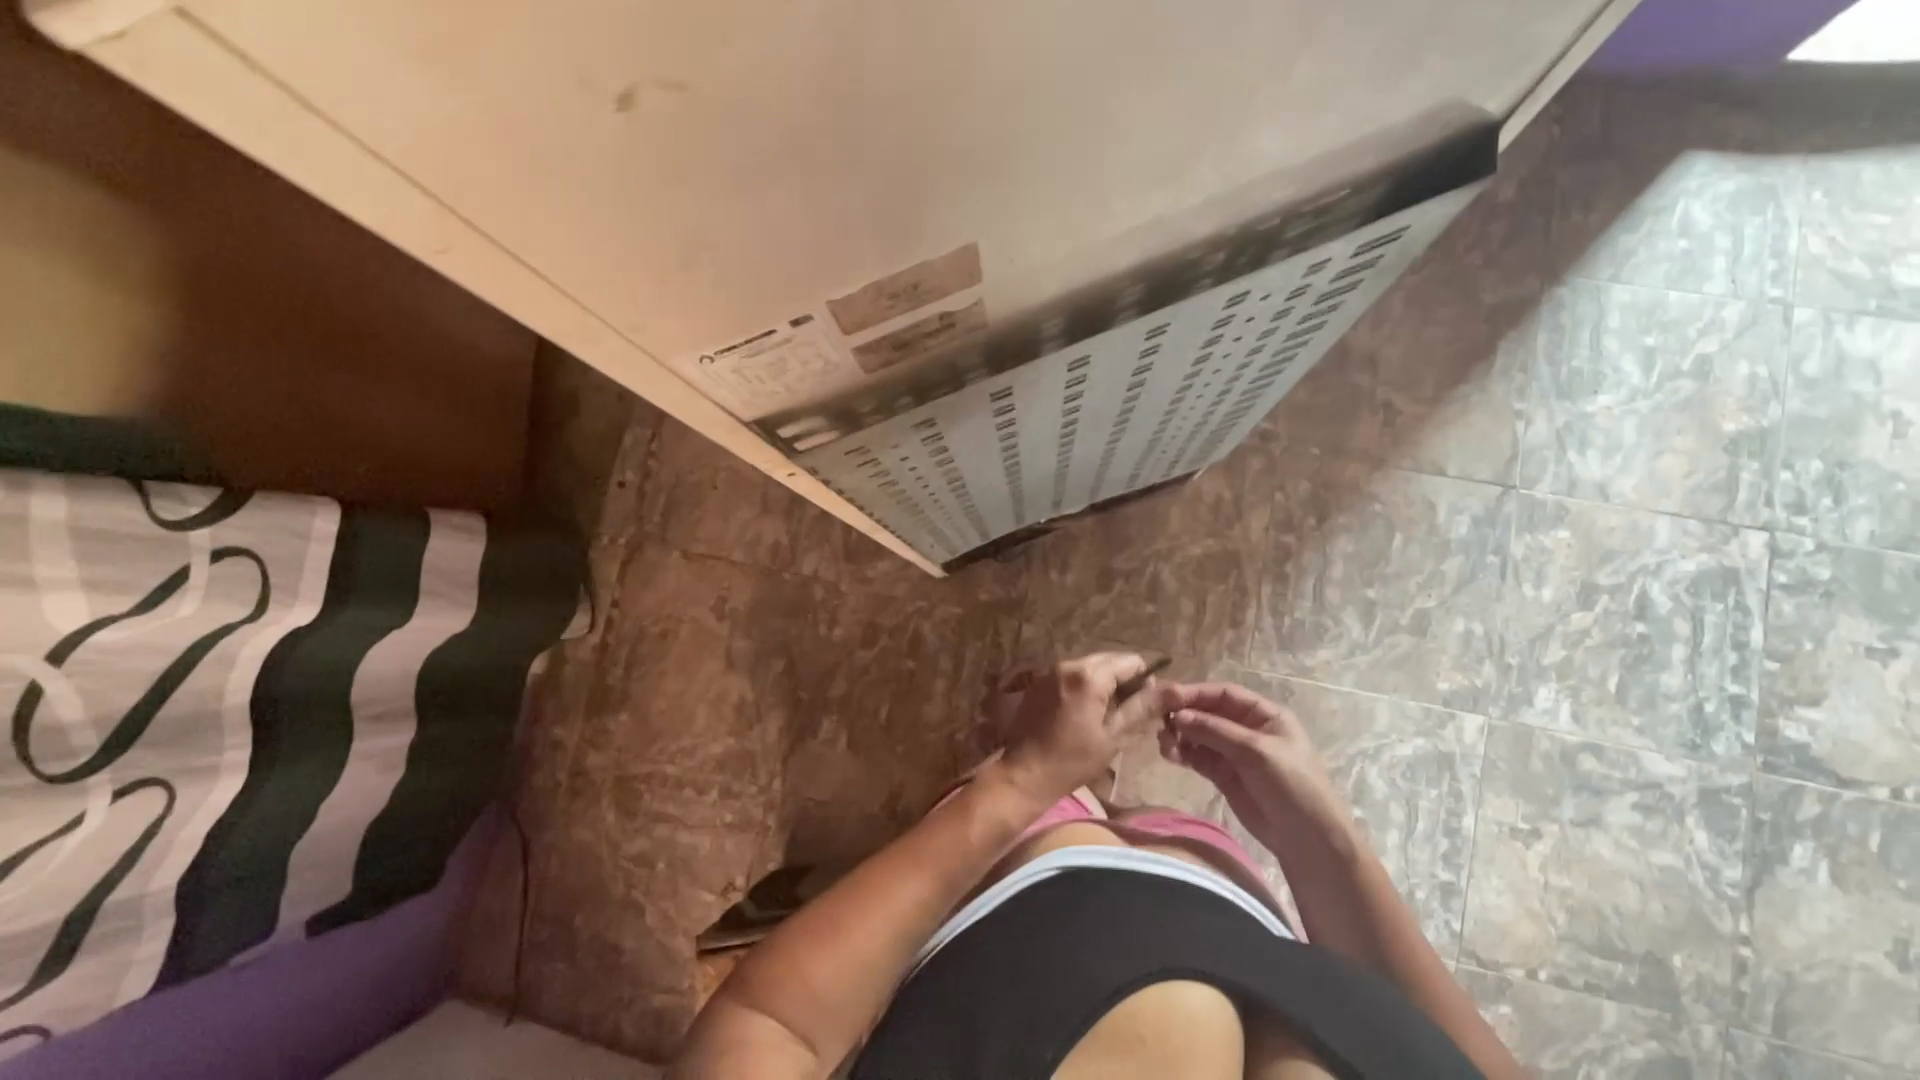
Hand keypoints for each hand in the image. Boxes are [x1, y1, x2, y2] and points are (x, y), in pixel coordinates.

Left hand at [986, 652, 1174, 805]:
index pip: (1130, 662)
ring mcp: (1050, 672)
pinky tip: (1084, 713)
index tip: (1145, 706)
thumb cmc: (1072, 761)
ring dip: (1103, 684)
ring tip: (1107, 715)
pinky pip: (1071, 675)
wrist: (1023, 774)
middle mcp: (1068, 664)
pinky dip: (1084, 687)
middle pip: (1108, 661)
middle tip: (1128, 712)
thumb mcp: (1112, 737)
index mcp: (1089, 676)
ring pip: (1090, 667)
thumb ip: (1142, 708)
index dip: (1145, 680)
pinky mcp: (1038, 683)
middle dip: (1123, 680)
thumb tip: (1175, 689)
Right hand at [1160, 682, 1356, 858]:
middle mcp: (1247, 729)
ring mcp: (1234, 754)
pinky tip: (1170, 755)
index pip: (1224, 694)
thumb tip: (1177, 715)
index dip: (1196, 693)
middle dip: (1184, 716)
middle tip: (1159, 722)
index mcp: (1264, 715)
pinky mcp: (1224, 776)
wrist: (1306, 837)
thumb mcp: (1256, 751)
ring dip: (1180, 736)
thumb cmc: (1291, 784)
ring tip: (1164, 745)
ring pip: (1199, 736)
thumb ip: (1215, 730)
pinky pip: (1198, 758)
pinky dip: (1183, 754)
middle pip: (1208, 713)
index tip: (1167, 697)